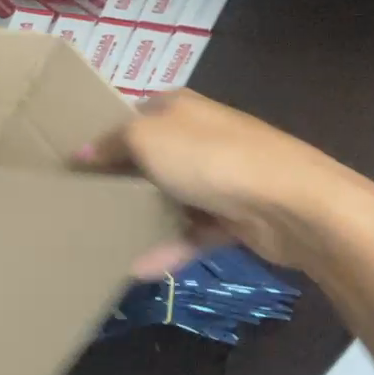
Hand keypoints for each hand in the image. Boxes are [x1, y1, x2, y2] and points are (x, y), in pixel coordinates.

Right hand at [76, 90, 363, 276]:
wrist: (299, 206)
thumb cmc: (210, 158)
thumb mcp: (142, 138)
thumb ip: (107, 145)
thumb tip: (80, 154)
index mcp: (177, 107)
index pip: (130, 116)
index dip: (102, 135)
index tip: (74, 160)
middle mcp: (200, 136)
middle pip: (149, 157)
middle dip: (119, 178)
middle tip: (83, 196)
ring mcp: (223, 177)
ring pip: (170, 196)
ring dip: (143, 216)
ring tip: (105, 234)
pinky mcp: (240, 217)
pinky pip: (194, 231)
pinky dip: (169, 247)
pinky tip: (139, 268)